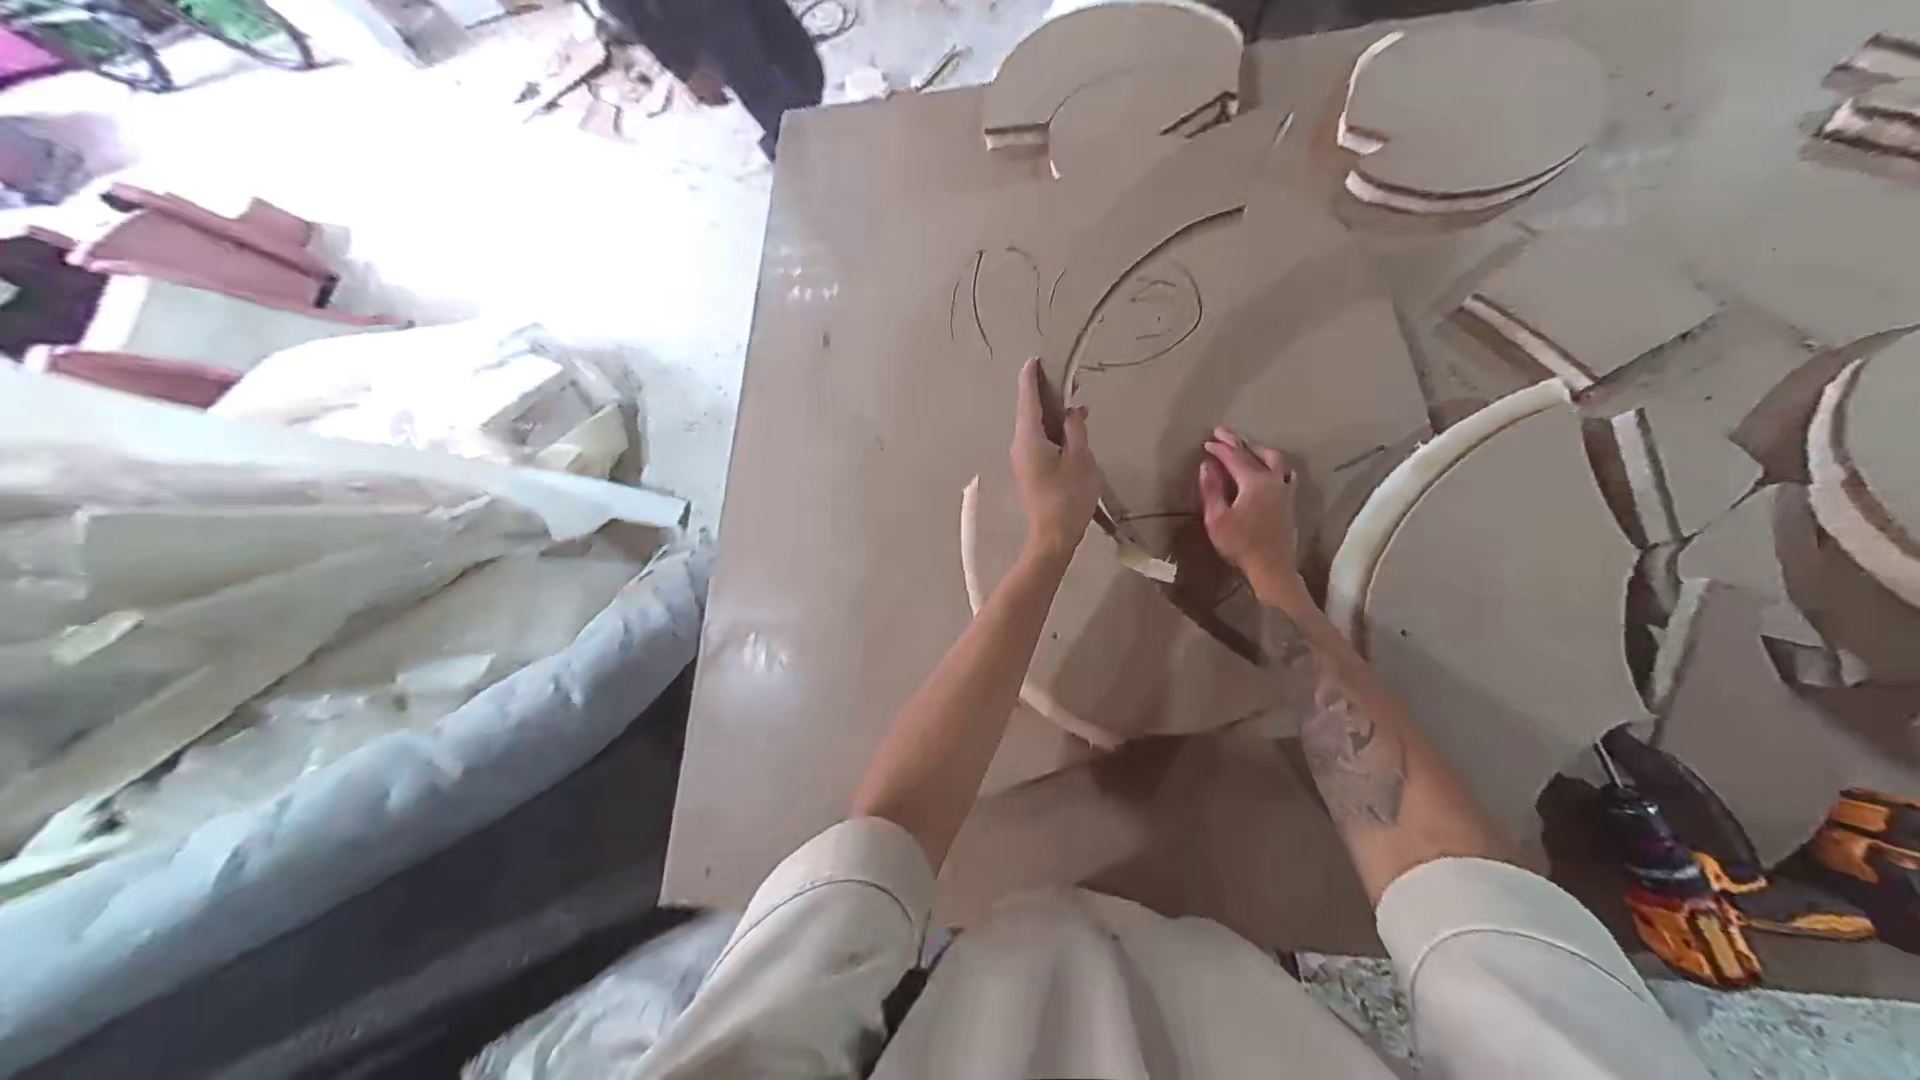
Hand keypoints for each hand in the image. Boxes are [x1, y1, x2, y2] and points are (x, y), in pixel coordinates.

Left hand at [1011, 357, 1096, 561]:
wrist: (1052, 535)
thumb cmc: (1068, 496)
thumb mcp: (1080, 457)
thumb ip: (1076, 428)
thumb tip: (1072, 411)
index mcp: (1029, 437)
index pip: (1027, 398)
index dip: (1031, 377)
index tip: (1035, 359)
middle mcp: (1020, 444)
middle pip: (1030, 410)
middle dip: (1046, 391)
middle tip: (1067, 376)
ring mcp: (1023, 458)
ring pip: (1036, 425)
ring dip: (1053, 411)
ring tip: (1075, 399)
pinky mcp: (1030, 470)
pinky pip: (1040, 440)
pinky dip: (1054, 429)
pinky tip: (1073, 427)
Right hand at [1199, 426, 1308, 607]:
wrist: (1272, 569)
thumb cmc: (1240, 545)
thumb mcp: (1217, 518)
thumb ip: (1212, 489)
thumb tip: (1207, 466)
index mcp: (1255, 483)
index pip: (1235, 458)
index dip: (1219, 448)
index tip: (1206, 443)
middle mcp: (1274, 481)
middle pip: (1258, 453)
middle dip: (1240, 442)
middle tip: (1223, 433)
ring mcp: (1285, 492)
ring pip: (1276, 460)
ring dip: (1259, 450)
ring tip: (1246, 447)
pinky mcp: (1289, 503)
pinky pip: (1283, 473)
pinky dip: (1272, 464)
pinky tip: (1269, 469)